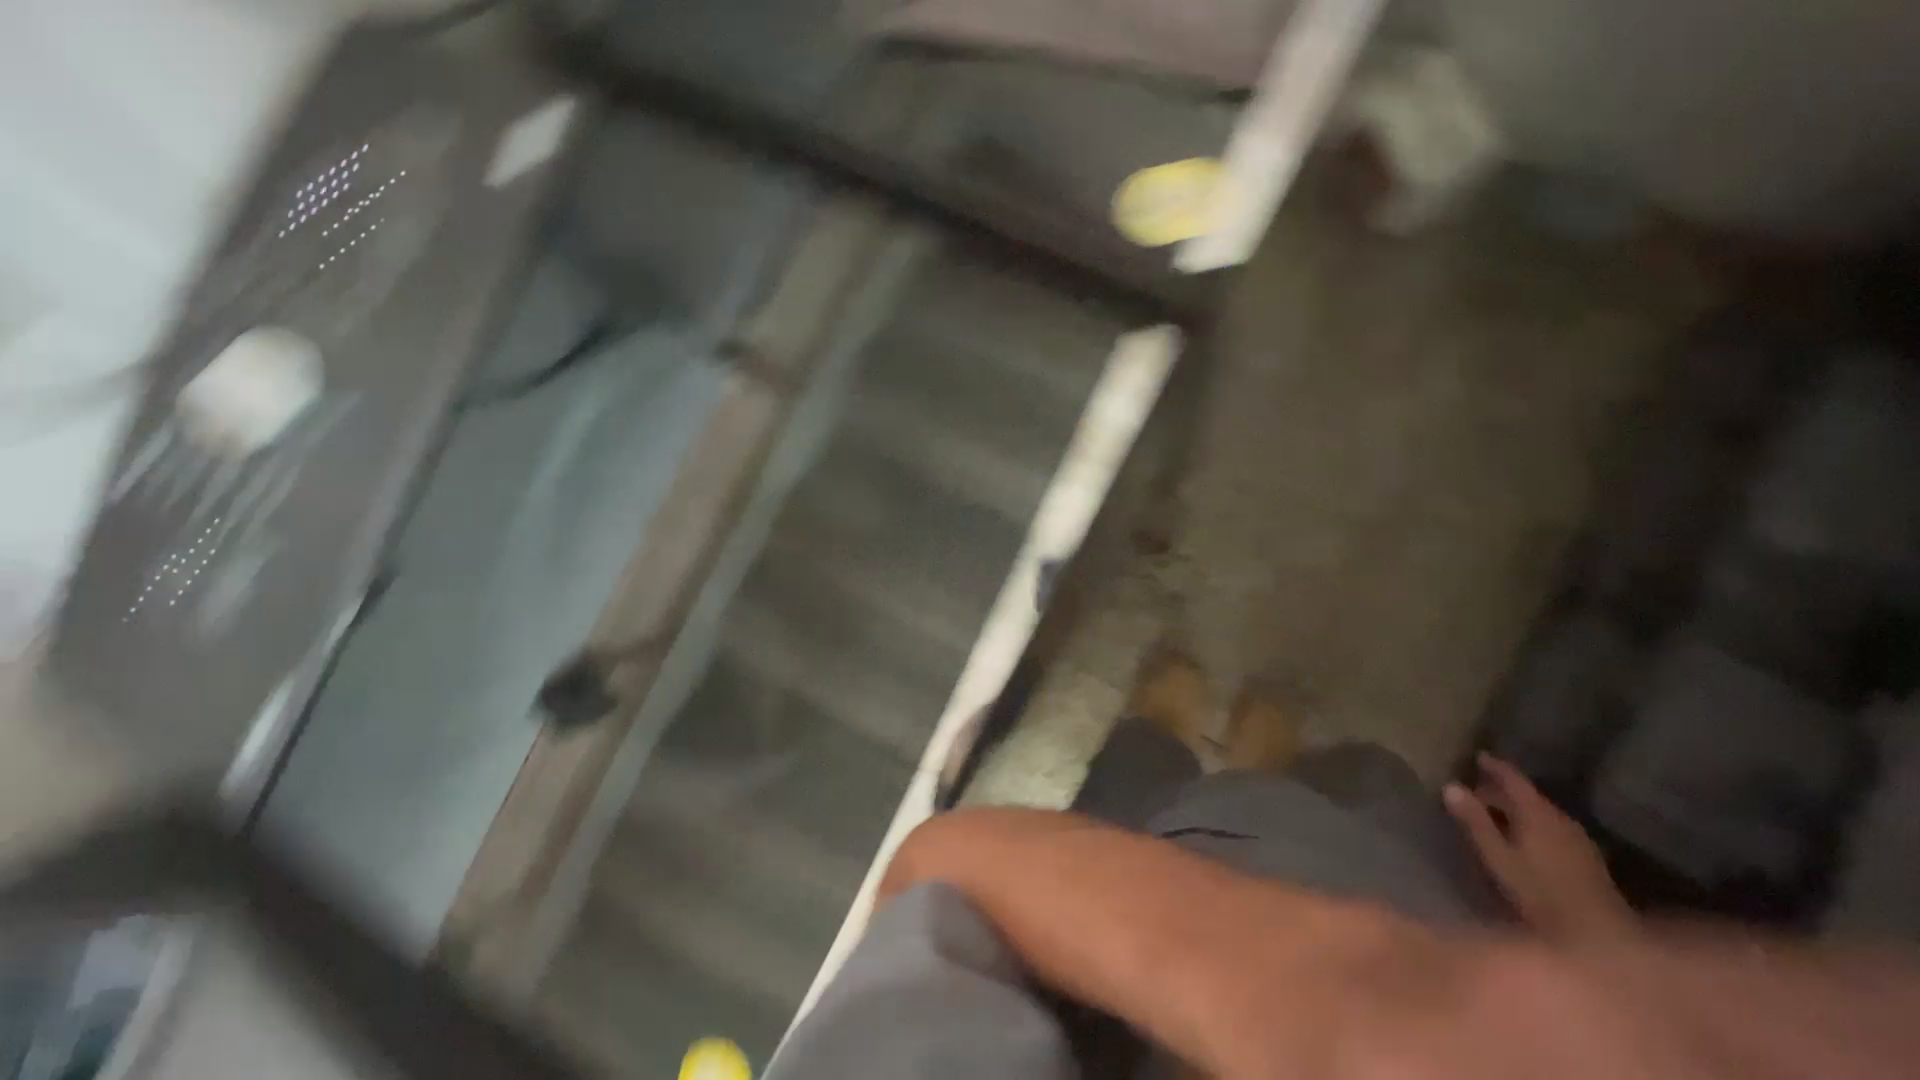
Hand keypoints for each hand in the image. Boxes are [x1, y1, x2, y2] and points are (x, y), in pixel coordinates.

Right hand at [1445, 753, 1633, 940]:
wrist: (1600, 935)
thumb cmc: (1540, 894)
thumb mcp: (1498, 858)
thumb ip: (1475, 822)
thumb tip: (1450, 786)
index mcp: (1537, 813)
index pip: (1513, 779)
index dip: (1494, 767)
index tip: (1476, 756)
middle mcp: (1560, 818)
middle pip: (1528, 795)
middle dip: (1501, 790)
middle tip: (1474, 791)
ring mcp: (1576, 838)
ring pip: (1541, 812)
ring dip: (1517, 809)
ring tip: (1494, 813)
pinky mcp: (1585, 857)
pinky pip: (1552, 827)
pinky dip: (1533, 823)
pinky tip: (1523, 838)